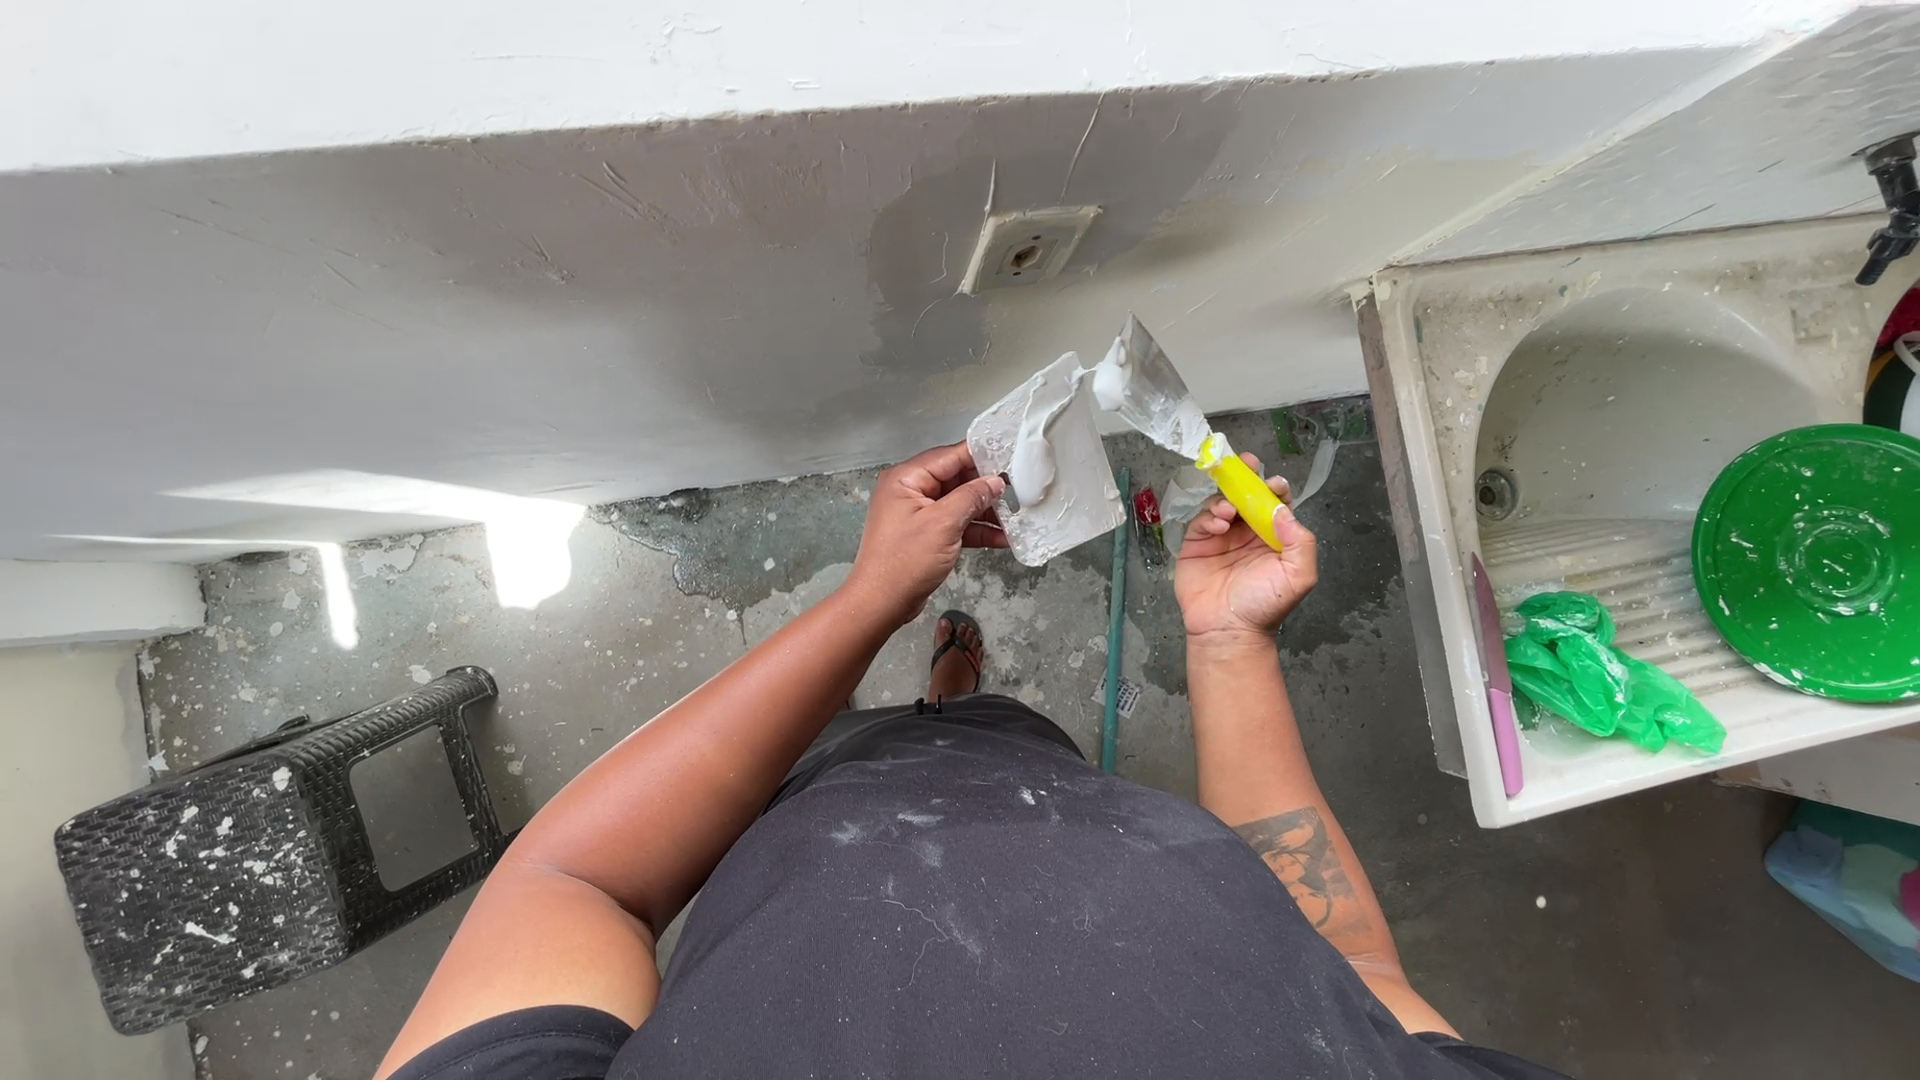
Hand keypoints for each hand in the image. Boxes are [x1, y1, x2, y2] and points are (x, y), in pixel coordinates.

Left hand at [845, 441, 1006, 627]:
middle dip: (986, 488)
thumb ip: (972, 497)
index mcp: (906, 478)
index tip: (1010, 457)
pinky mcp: (926, 534)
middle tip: (1017, 491)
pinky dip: (976, 530)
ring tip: (1014, 518)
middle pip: (956, 479)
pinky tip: (1002, 538)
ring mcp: (918, 513)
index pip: (949, 456)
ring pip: (959, 503)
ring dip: (985, 512)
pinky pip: (956, 524)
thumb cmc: (905, 561)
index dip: (981, 456)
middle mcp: (910, 490)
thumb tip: (995, 482)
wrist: (881, 603)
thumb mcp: (943, 524)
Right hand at [1174, 453, 1317, 644]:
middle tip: (1243, 464)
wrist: (1229, 630)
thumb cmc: (1265, 605)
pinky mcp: (1197, 544)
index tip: (1273, 483)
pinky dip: (1208, 516)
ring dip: (1225, 500)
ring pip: (1221, 504)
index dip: (1273, 488)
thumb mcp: (1299, 575)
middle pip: (1245, 496)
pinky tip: (1218, 525)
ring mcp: (1220, 537)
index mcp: (1273, 537)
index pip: (1274, 504)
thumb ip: (1300, 541)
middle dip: (1246, 479)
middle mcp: (1247, 533)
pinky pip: (1201, 520)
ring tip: (1228, 512)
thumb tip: (1283, 510)